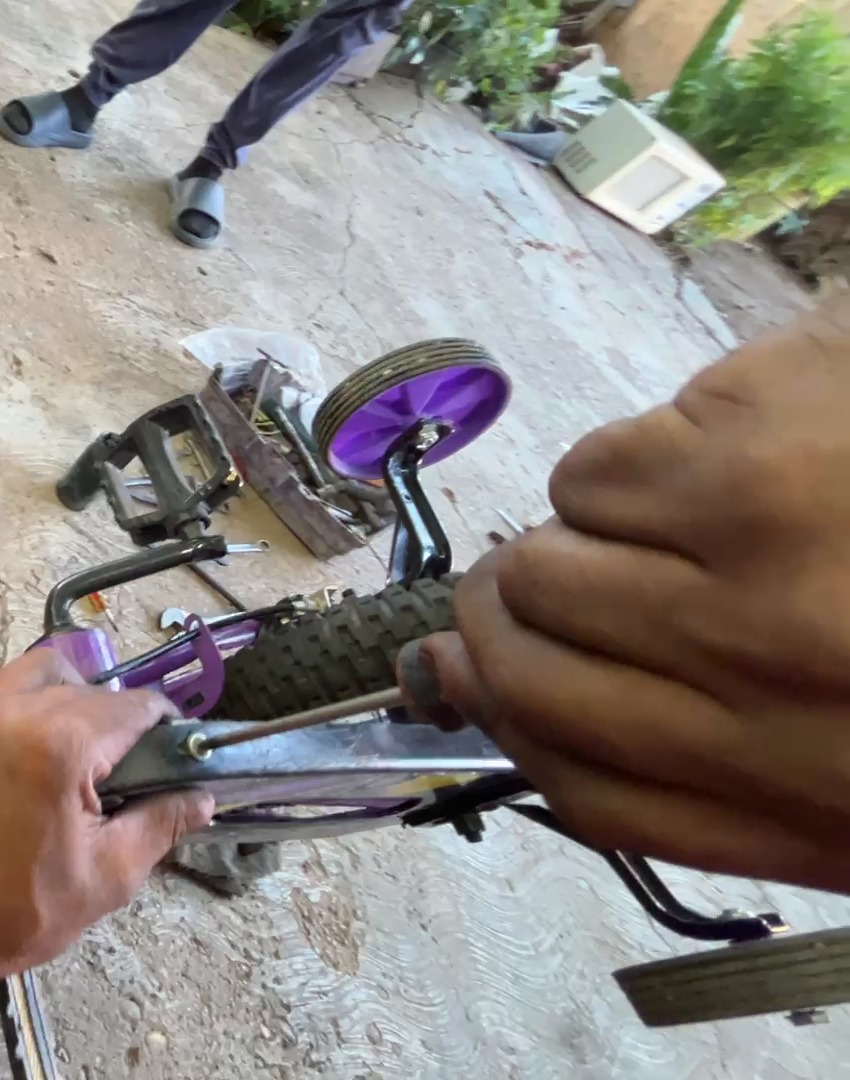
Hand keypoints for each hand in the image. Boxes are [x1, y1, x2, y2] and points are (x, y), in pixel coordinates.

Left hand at [0, 648, 215, 981]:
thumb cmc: (16, 909)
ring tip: (86, 752)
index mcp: (57, 743)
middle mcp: (14, 708)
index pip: (131, 707)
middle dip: (122, 719)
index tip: (179, 752)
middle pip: (91, 689)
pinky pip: (8, 686)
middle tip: (135, 769)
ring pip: (46, 672)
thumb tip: (202, 796)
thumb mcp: (106, 875)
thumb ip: (160, 823)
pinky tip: (42, 749)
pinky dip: (35, 700)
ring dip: (76, 696)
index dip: (165, 725)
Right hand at [409, 303, 849, 894]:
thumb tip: (441, 669)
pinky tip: (753, 444)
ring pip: (544, 556)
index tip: (481, 671)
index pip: (571, 780)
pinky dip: (646, 454)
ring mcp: (765, 577)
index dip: (510, 726)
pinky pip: (595, 467)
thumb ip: (662, 750)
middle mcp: (773, 704)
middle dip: (521, 609)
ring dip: (603, 531)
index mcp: (829, 793)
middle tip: (584, 572)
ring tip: (721, 509)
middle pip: (517, 662)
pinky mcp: (752, 461)